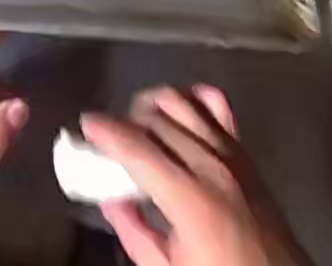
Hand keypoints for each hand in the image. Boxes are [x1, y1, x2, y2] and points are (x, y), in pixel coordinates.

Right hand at [82, 86, 311, 265]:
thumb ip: (136, 234)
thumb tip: (112, 200)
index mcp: (192, 200)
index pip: (138, 148)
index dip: (107, 131)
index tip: (87, 123)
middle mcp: (212, 165)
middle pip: (155, 120)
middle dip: (124, 122)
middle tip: (107, 137)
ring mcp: (232, 152)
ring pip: (181, 101)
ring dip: (152, 104)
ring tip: (137, 122)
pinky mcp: (245, 150)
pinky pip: (215, 103)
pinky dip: (190, 97)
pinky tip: (176, 109)